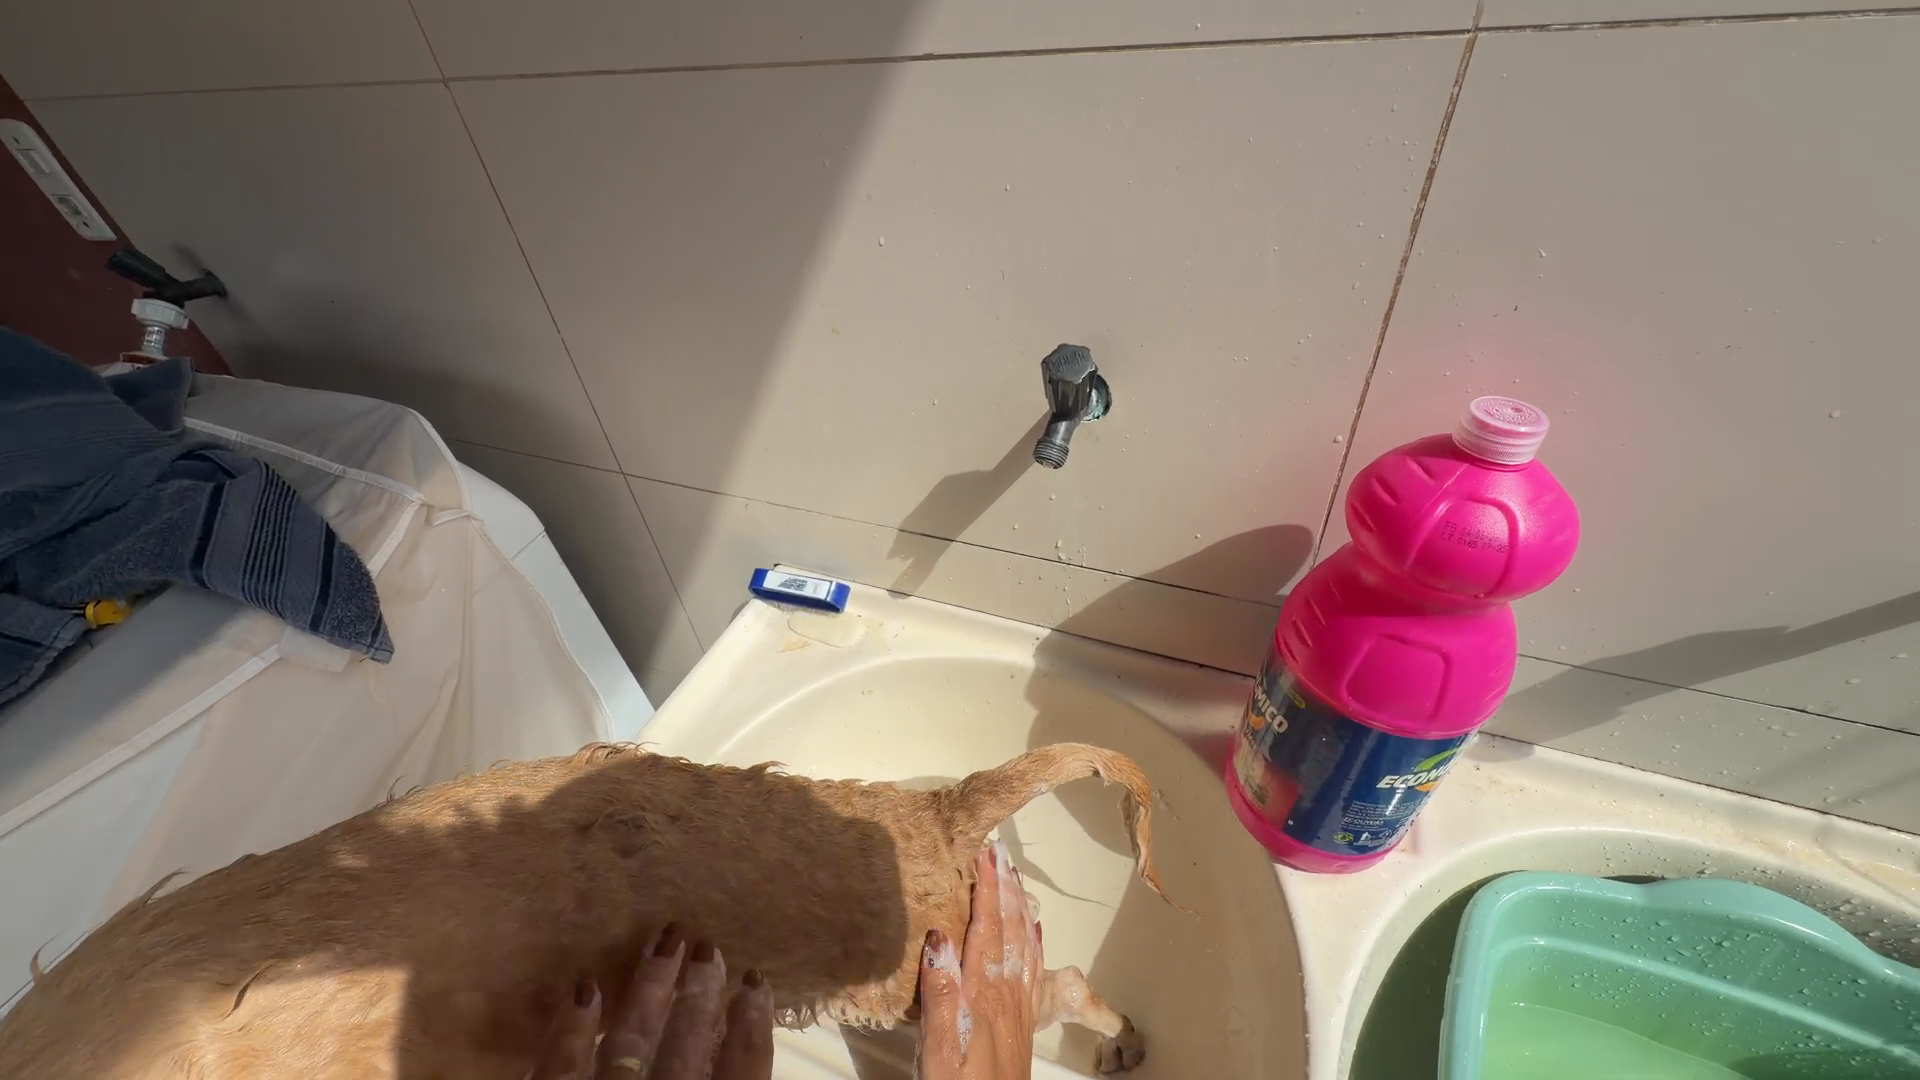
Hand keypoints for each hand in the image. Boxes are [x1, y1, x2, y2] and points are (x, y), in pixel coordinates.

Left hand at [534, 928, 773, 1079]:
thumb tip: (747, 1036)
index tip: (755, 980)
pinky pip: (558, 1071)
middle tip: (708, 946)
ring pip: (628, 1042)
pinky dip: (570, 1030)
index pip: (744, 1069)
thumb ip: (737, 1079)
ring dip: (650, 988)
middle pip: (686, 1044)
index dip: (754, 1025)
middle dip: (699, 992)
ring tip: (665, 939)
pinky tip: (584, 986)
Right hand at [916, 839, 1042, 1079]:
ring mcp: (1018, 1006)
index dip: (988, 889)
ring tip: (1016, 877)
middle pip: (1010, 928)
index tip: (987, 853)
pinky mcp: (1022, 1022)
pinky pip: (1032, 968)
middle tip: (1002, 852)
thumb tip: (939, 935)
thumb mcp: (937, 1047)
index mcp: (983, 992)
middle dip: (1006, 888)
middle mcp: (1006, 992)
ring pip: (1025, 942)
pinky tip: (1033, 929)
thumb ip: (940, 992)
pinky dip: (1033, 940)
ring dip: (1020, 906)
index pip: (988, 928)